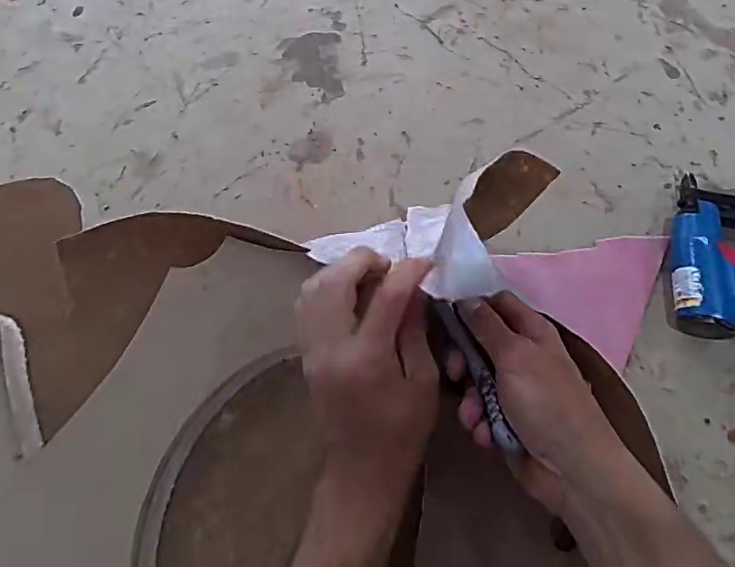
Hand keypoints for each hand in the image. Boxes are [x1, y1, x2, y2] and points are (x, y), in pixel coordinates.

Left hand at [295, 251, 439, 503]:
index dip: (410, 270)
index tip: (428, 262)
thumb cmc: (402, 431)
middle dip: (366, 260)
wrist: (361, 473)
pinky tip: (355, 293)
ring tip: (374, 277)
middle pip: (335, 281)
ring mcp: (312, 352)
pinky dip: (330, 286)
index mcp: (366, 359)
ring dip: (345, 270)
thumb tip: (416, 286)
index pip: (386, 294)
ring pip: (314, 287)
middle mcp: (331, 350)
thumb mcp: (424, 379)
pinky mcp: (306, 355)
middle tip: (393, 267)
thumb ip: (416, 328)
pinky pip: (308, 304)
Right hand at [450, 295, 721, 566]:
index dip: (473, 308)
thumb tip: (467, 299)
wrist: (570, 465)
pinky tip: (486, 435)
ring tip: (475, 416)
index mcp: (532, 330)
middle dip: (464, 360)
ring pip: (477, 382)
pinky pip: (483, 413)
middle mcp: (524, 354)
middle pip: (481, 343)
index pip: (498, 304)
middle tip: (456, 374)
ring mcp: (516, 389)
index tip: (447, 319)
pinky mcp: (509, 420)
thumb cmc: (546, 400)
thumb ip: (488, 326)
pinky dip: (481, 423)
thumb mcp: (515, 355)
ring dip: (470, 399)